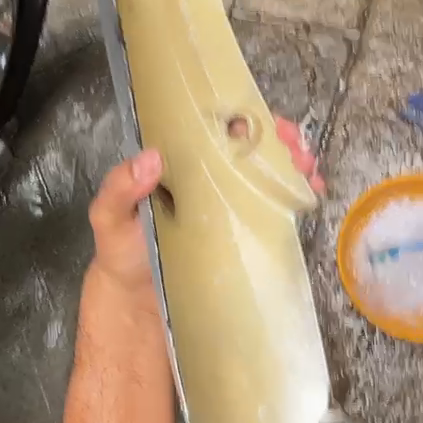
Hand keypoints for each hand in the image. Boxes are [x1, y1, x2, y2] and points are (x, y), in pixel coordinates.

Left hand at [85, 119, 322, 309]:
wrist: (139, 305)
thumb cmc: (123, 252)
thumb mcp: (110, 217)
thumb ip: (119, 189)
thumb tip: (151, 159)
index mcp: (177, 164)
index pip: (212, 129)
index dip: (241, 117)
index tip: (262, 119)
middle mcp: (207, 178)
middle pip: (249, 147)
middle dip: (279, 139)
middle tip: (295, 146)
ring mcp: (229, 205)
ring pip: (267, 173)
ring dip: (293, 164)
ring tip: (308, 168)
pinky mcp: (244, 233)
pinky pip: (274, 208)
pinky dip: (295, 196)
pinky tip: (312, 194)